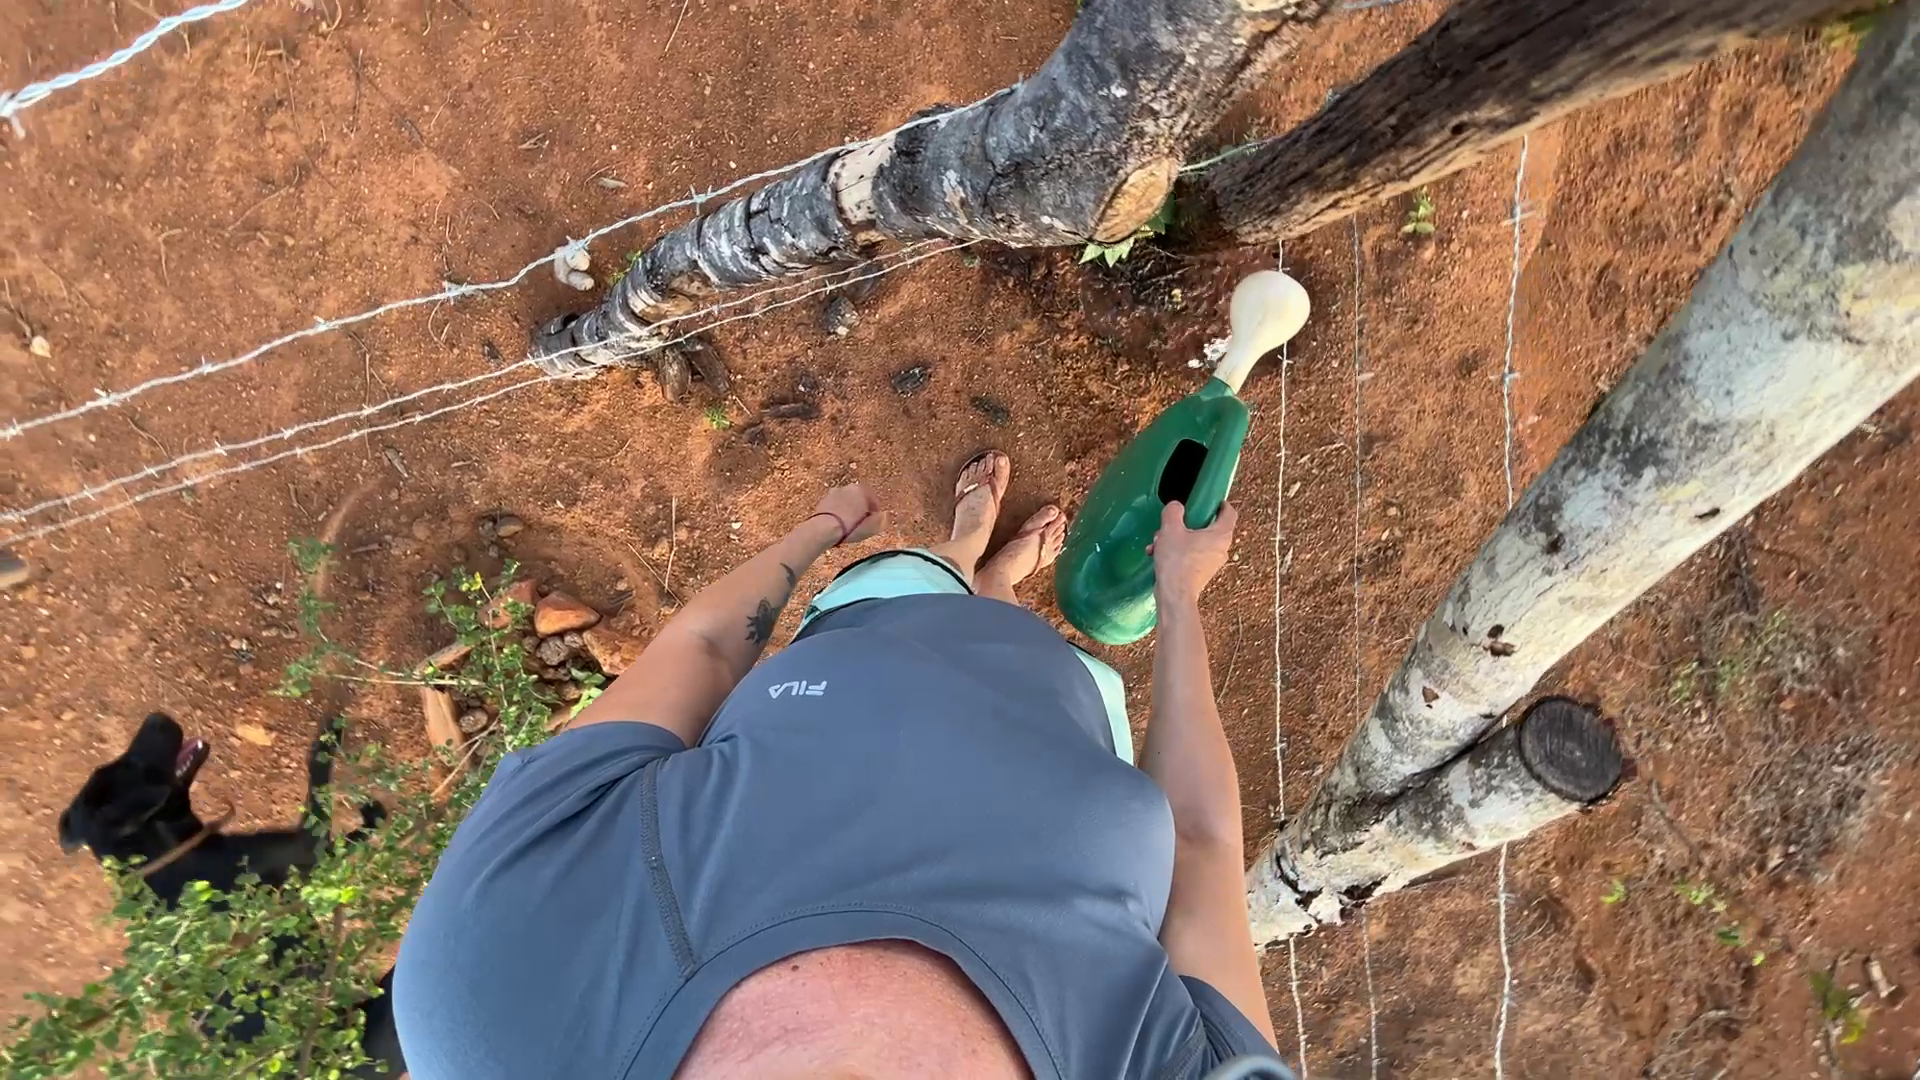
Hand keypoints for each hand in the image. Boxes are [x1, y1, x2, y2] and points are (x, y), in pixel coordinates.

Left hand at [811, 483, 881, 545]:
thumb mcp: (871, 527)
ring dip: (849, 509)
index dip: (875, 510)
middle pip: (858, 498)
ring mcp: (833, 493)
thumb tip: (885, 515)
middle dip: (861, 507)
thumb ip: (880, 520)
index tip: (875, 519)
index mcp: (861, 490)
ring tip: (850, 524)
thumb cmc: (849, 528)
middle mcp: (847, 488)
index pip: (873, 498)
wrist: (823, 529)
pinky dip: (838, 512)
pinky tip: (838, 524)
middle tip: (863, 521)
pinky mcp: (823, 501)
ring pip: (846, 501)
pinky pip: (835, 506)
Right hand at [1152, 501, 1237, 605]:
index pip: (1229, 513)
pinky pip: (1191, 555)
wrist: (1175, 595)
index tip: (1209, 500)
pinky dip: (1178, 552)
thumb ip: (1173, 512)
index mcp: (1220, 535)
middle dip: (1187, 524)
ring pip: (1196, 542)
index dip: (1220, 503)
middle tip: (1172, 524)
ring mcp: (1212, 562)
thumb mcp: (1170, 530)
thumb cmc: (1177, 561)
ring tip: (1159, 542)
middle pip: (1208, 527)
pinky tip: (1159, 555)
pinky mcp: (1201, 573)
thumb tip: (1176, 506)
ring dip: (1178, 539)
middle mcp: (1221, 549)